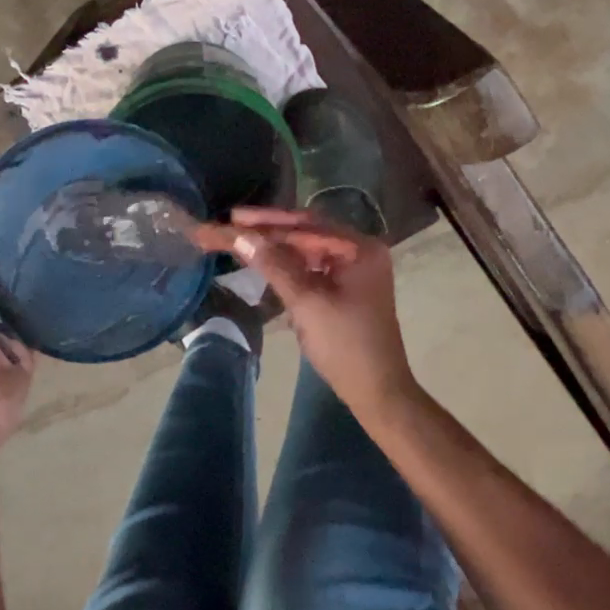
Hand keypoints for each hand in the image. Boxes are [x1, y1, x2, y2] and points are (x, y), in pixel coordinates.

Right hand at [213, 208, 417, 415]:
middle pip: (306, 232)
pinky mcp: (347, 286)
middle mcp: (360, 250)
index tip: (232, 218)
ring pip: (308, 248)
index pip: (305, 225)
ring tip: (240, 238)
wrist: (378, 392)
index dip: (265, 222)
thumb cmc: (345, 346)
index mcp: (359, 248)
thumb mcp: (306, 303)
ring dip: (276, 245)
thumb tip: (240, 236)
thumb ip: (274, 266)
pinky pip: (313, 265)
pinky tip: (265, 260)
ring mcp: (355, 269)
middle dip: (268, 229)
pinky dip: (288, 263)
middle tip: (231, 222)